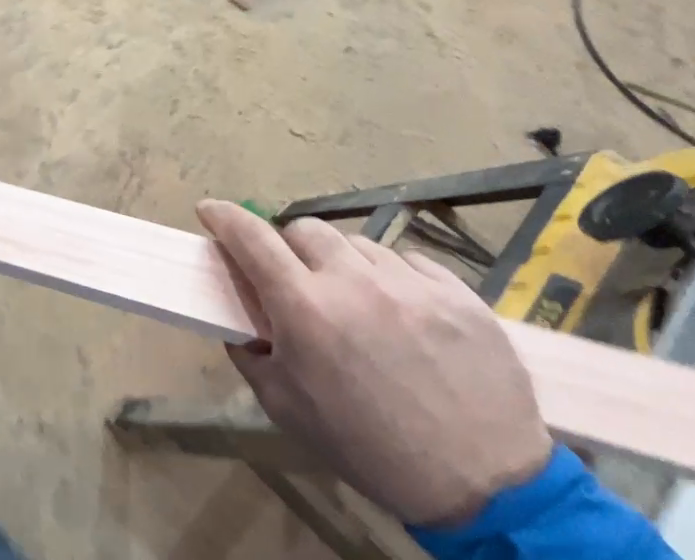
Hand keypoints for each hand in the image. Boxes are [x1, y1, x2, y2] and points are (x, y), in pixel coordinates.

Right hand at [196, 199, 553, 526]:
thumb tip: (241, 321)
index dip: (223, 217)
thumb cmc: (368, 447)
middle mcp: (353, 282)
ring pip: (358, 244)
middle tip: (294, 278)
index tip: (209, 210)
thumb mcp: (284, 406)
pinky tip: (399, 310)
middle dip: (288, 246)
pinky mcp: (461, 297)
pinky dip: (392, 277)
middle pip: (305, 229)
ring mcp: (412, 285)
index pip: (250, 237)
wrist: (485, 485)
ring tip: (354, 299)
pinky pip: (411, 263)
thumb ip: (251, 353)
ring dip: (342, 263)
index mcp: (303, 307)